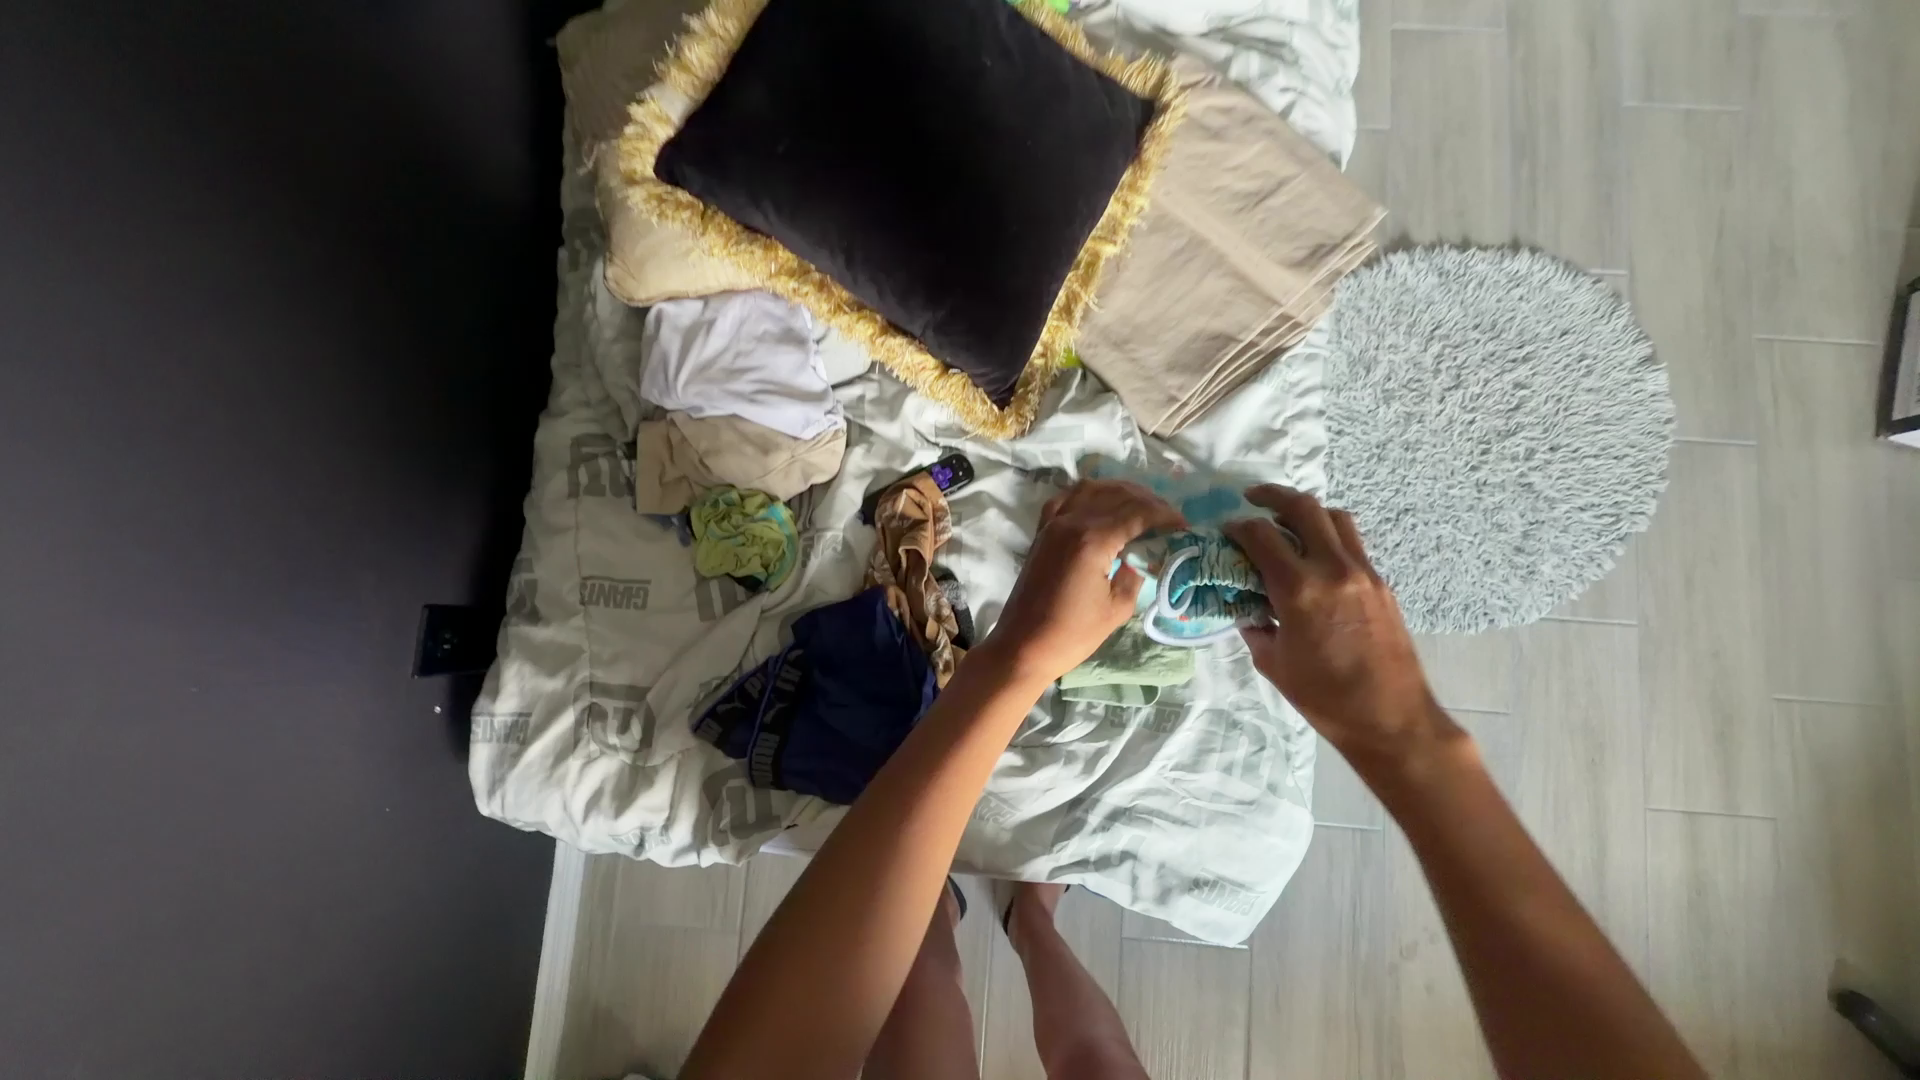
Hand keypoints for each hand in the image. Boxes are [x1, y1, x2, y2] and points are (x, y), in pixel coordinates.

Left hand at [985, 479, 1185, 684]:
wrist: (1024, 645)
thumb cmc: (1073, 634)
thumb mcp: (1117, 607)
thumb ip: (1135, 573)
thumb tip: (1146, 554)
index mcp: (1093, 539)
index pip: (1138, 512)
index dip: (1165, 515)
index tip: (1184, 525)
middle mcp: (1071, 521)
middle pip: (1117, 495)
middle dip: (1148, 502)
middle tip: (1168, 519)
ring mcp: (1052, 524)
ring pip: (1091, 489)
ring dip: (1120, 492)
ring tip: (1141, 508)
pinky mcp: (1041, 532)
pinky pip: (1066, 499)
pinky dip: (1088, 496)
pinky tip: (1102, 506)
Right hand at [1224, 485, 1448, 765]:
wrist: (1390, 718)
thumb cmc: (1323, 696)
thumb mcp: (1273, 662)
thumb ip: (1255, 625)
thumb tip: (1245, 607)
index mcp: (1299, 589)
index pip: (1261, 536)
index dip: (1238, 527)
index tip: (1226, 531)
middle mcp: (1333, 570)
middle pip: (1304, 508)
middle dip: (1273, 497)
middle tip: (1253, 498)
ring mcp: (1363, 573)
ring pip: (1335, 519)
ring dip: (1307, 512)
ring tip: (1287, 522)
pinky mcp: (1380, 584)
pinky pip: (1352, 544)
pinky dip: (1328, 538)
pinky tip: (1314, 558)